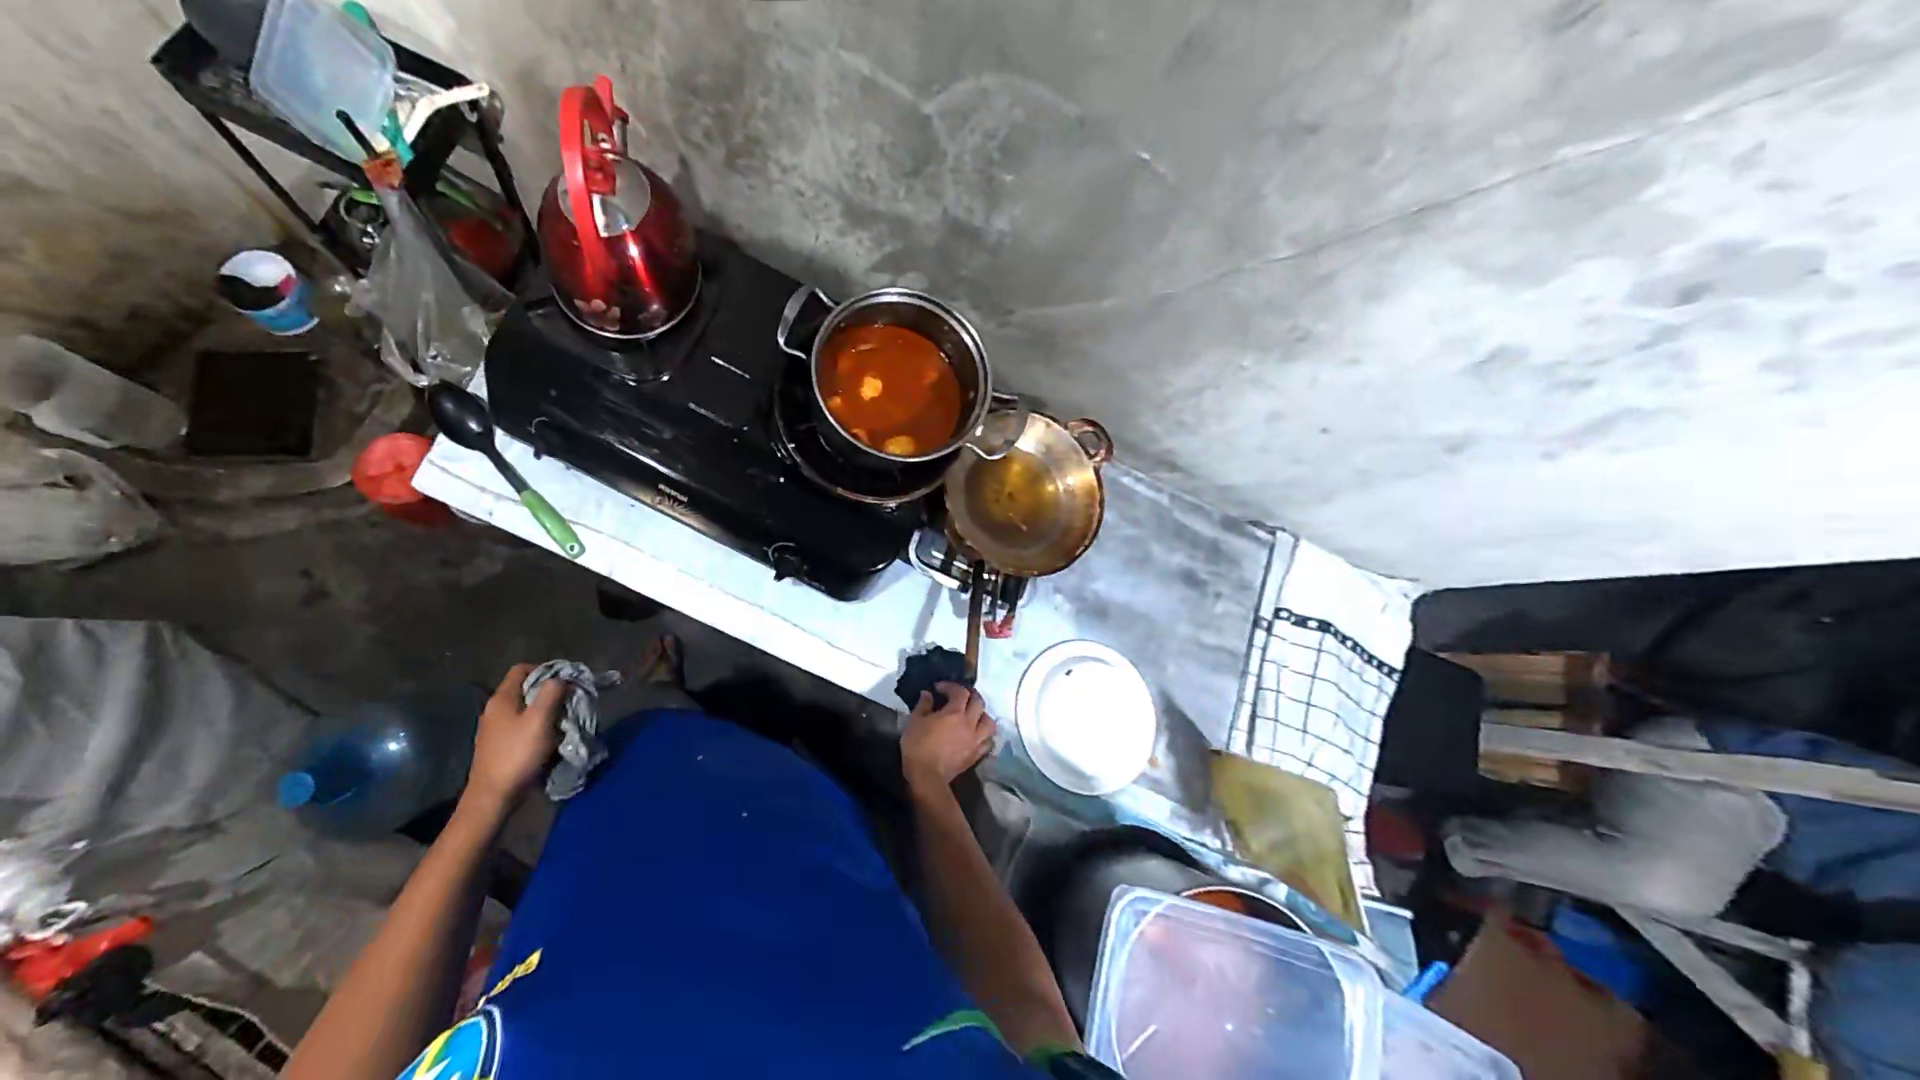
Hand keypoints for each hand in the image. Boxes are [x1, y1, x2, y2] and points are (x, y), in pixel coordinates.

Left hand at [463, 664, 563, 812]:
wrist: (493, 795)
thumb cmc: (518, 753)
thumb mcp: (540, 720)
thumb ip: (551, 693)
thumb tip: (560, 678)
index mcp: (502, 699)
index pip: (522, 669)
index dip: (545, 669)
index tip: (566, 680)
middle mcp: (495, 709)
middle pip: (524, 688)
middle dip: (549, 691)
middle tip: (569, 700)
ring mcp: (494, 727)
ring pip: (524, 707)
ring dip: (545, 709)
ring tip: (563, 718)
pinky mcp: (498, 743)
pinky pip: (521, 724)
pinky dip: (537, 724)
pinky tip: (549, 736)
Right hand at [902, 682, 994, 793]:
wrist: (927, 776)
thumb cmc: (918, 746)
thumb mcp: (914, 721)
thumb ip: (923, 705)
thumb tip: (928, 694)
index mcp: (955, 712)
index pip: (960, 691)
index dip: (951, 686)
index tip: (939, 688)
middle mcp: (970, 723)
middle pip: (979, 702)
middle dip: (970, 695)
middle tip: (958, 696)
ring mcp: (975, 740)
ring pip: (989, 722)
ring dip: (983, 715)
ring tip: (973, 716)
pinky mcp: (976, 754)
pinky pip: (988, 742)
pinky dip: (985, 736)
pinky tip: (977, 735)